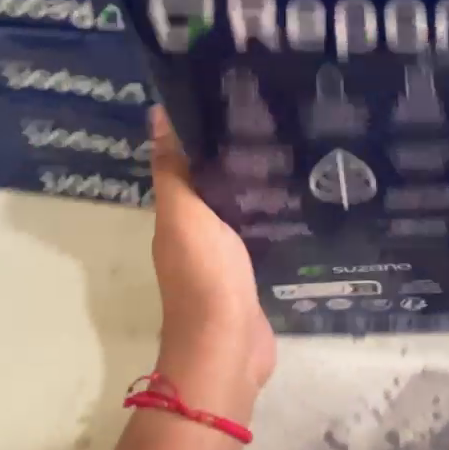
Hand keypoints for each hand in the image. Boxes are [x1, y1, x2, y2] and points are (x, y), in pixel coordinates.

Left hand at [149, 108, 275, 422]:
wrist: (229, 346)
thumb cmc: (205, 276)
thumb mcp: (185, 215)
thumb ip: (174, 170)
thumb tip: (156, 115)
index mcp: (177, 217)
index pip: (186, 166)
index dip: (201, 136)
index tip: (230, 103)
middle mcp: (197, 234)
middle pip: (213, 187)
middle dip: (233, 160)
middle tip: (271, 124)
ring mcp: (225, 257)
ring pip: (236, 211)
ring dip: (251, 188)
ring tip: (287, 156)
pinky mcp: (251, 274)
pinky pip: (258, 235)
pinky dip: (267, 217)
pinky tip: (292, 203)